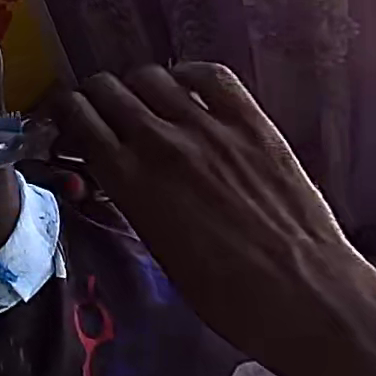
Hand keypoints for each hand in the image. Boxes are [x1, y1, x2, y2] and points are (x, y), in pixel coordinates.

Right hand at [56, 64, 375, 375]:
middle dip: (95, 95)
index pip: (75, 112)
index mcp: (126, 176)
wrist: (310, 301)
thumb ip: (124, 191)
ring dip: (137, 86)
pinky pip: (208, 74)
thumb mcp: (151, 242)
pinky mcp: (250, 124)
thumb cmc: (223, 293)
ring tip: (146, 102)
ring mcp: (206, 128)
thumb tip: (108, 163)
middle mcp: (157, 142)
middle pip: (104, 86)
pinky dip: (188, 75)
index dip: (66, 109)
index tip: (69, 116)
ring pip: (148, 75)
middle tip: (103, 110)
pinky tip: (186, 90)